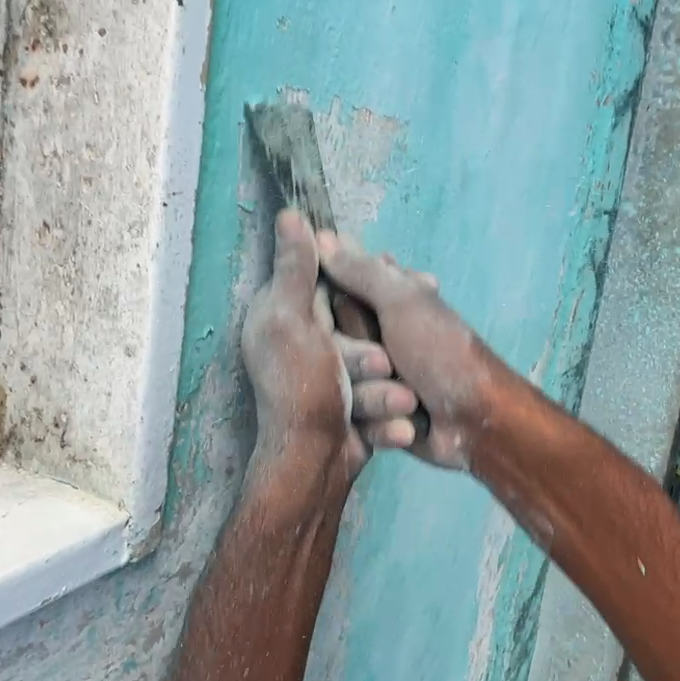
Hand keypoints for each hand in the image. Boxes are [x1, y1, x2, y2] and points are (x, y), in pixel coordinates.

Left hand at [240, 211, 417, 485]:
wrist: (318, 466)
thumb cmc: (302, 388)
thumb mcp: (292, 321)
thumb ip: (295, 270)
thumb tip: (289, 214)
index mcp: (285, 318)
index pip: (327, 287)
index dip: (358, 288)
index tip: (392, 285)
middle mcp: (307, 344)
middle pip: (361, 329)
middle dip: (375, 354)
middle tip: (383, 365)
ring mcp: (335, 380)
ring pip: (378, 368)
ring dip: (384, 390)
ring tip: (394, 405)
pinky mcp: (357, 409)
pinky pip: (382, 402)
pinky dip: (386, 417)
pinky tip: (394, 428)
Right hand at [316, 231, 508, 469]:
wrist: (476, 421)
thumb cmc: (441, 353)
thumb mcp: (404, 303)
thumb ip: (362, 272)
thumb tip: (322, 236)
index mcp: (383, 301)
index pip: (331, 292)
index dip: (327, 307)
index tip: (339, 318)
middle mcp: (372, 335)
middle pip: (328, 342)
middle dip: (355, 358)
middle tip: (387, 365)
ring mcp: (370, 377)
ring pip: (338, 383)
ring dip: (372, 395)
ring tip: (406, 400)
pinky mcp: (372, 415)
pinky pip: (352, 418)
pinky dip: (379, 422)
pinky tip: (402, 426)